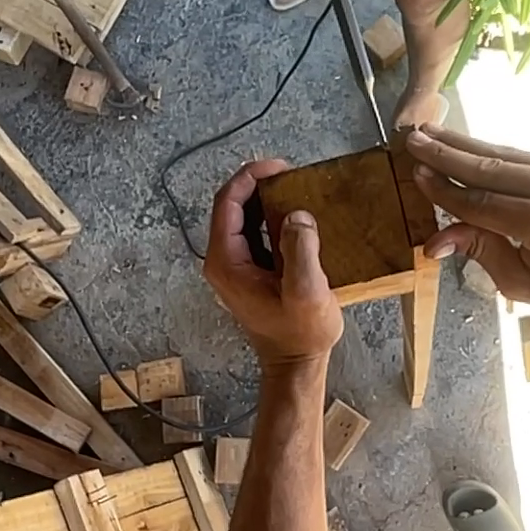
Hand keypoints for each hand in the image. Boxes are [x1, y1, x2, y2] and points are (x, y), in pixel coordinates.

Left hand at [203, 160, 345, 366]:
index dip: (250, 177)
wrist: (296, 364)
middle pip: (231, 206)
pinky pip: (253, 231)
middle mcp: (223, 261)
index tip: (280, 167)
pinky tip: (293, 211)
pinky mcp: (249, 270)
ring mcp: (234, 266)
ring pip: (242, 217)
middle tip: (290, 172)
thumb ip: (300, 250)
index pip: (228, 203)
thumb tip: (297, 215)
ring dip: (264, 197)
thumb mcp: (306, 292)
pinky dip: (269, 215)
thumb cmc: (300, 334)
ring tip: (294, 185)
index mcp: (226, 262)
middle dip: (257, 183)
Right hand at [403, 126, 529, 331]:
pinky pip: (529, 160)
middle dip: (448, 152)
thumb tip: (435, 240)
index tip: (415, 173)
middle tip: (414, 137)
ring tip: (433, 133)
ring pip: (509, 155)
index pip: (482, 202)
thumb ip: (482, 253)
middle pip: (492, 166)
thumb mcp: (527, 285)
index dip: (445, 189)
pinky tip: (471, 147)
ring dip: (468, 145)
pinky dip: (496, 154)